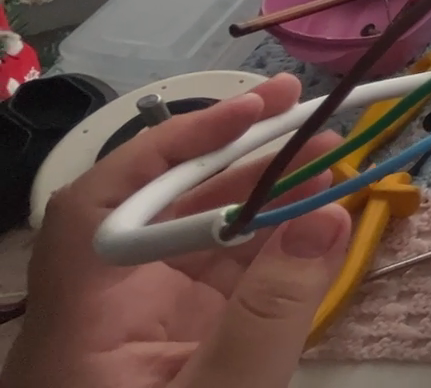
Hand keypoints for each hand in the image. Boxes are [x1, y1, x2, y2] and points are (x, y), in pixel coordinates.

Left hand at [1, 75, 351, 387]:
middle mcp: (104, 312)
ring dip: (269, 185)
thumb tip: (330, 208)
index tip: (254, 111)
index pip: (102, 208)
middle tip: (309, 108)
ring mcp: (146, 325)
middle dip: (237, 153)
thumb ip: (273, 311)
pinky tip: (323, 210)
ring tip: (336, 150)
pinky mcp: (185, 336)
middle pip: (160, 207)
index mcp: (82, 327)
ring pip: (200, 230)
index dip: (173, 146)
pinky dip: (280, 230)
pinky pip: (230, 265)